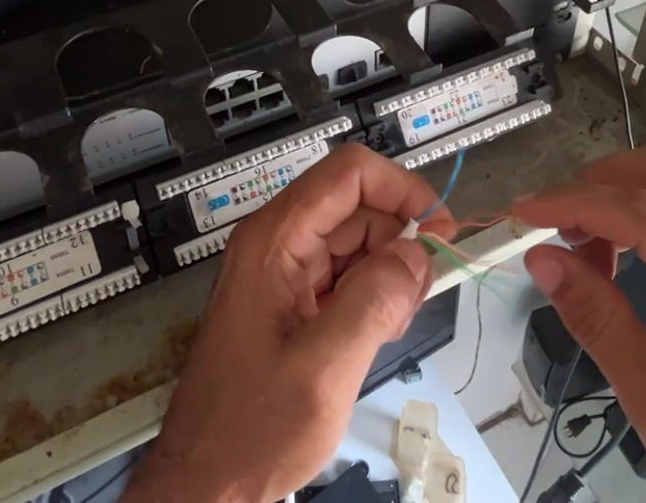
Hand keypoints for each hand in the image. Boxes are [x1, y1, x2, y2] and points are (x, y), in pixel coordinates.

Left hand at [123, 144, 448, 502]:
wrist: (206, 482)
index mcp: (275, 239)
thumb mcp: (322, 370)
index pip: (349, 173)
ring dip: (389, 275)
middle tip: (414, 298)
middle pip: (359, 206)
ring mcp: (285, 271)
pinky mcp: (294, 299)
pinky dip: (373, 297)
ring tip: (386, 327)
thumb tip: (416, 253)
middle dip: (398, 242)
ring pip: (359, 241)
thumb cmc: (250, 431)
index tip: (438, 230)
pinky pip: (348, 275)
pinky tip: (372, 336)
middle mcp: (279, 243)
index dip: (401, 189)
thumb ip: (373, 303)